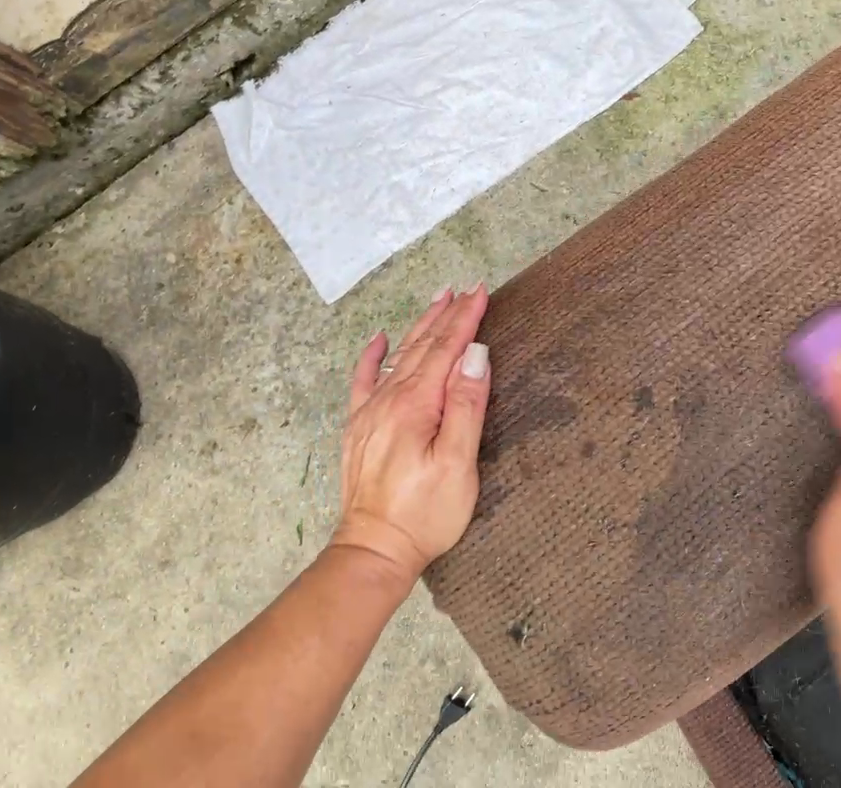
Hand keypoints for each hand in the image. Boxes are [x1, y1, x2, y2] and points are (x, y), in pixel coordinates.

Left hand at [330, 285, 490, 584]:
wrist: (373, 551)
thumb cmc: (426, 512)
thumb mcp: (458, 462)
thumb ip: (465, 405)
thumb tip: (474, 354)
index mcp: (416, 405)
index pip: (445, 350)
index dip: (465, 319)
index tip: (481, 291)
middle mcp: (389, 400)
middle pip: (422, 347)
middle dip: (446, 315)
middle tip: (466, 288)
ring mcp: (370, 413)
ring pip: (399, 357)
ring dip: (420, 326)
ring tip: (438, 299)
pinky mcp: (359, 429)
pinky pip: (363, 381)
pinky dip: (372, 356)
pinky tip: (379, 338)